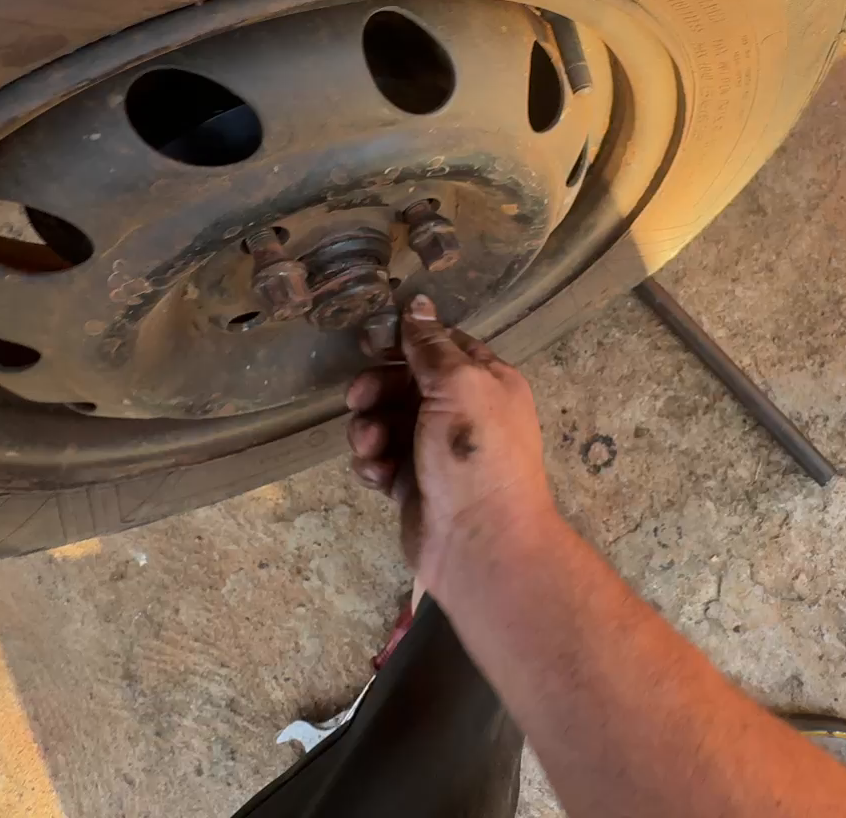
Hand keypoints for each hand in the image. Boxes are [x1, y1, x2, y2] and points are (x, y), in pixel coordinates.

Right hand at [345, 294, 557, 598]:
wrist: (479, 542)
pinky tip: (376, 475)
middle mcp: (464, 409)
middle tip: (358, 399)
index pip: (443, 345)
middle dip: (378, 388)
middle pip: (407, 382)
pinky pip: (384, 457)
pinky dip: (374, 462)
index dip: (407, 342)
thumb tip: (419, 303)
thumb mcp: (458, 386)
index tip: (373, 343)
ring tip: (370, 448)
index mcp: (487, 380)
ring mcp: (437, 448)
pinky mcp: (414, 481)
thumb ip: (433, 346)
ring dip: (370, 429)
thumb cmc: (474, 453)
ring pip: (388, 420)